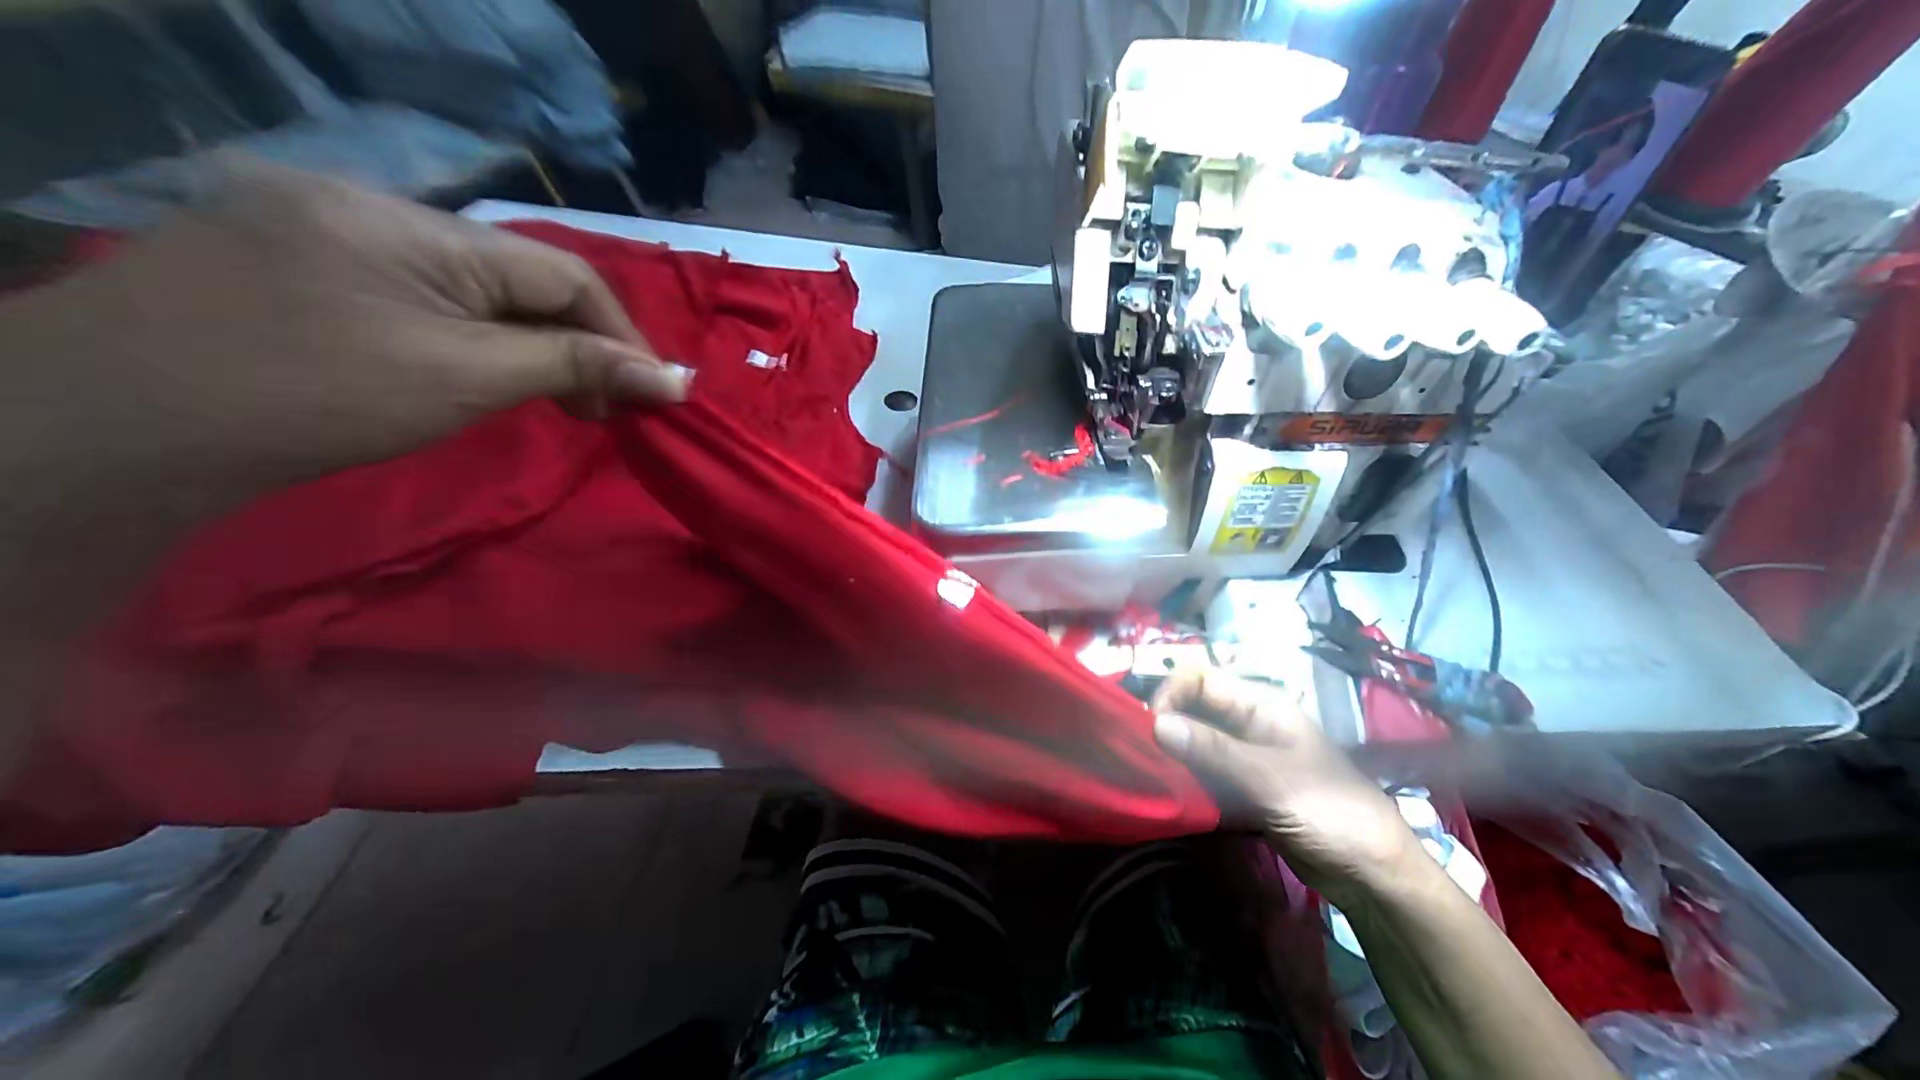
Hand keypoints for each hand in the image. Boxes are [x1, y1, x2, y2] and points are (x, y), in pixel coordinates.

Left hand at [1, 164, 689, 507]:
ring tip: (546, 398)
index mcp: (415, 224)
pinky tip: (469, 369)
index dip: (620, 332)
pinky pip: (411, 292)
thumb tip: (671, 378)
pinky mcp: (290, 260)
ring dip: (520, 342)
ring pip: (465, 286)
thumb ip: (574, 366)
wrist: (116, 428)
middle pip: (514, 276)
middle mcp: (370, 205)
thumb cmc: (312, 397)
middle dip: (571, 343)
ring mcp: (322, 228)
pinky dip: (462, 334)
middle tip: (598, 408)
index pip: (560, 272)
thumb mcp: (465, 380)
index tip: (654, 393)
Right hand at [1153, 669, 1419, 903]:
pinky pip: (1205, 774)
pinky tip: (1170, 793)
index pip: (1201, 680)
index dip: (1171, 695)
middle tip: (1142, 754)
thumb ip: (1213, 751)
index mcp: (1262, 707)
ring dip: (1173, 755)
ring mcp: (1246, 758)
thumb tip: (1155, 724)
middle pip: (1194, 709)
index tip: (1149, 727)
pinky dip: (1186, 780)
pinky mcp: (1243, 790)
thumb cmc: (1330, 811)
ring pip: (1196, 743)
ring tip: (1150, 775)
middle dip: (1167, 725)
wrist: (1373, 874)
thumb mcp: (1269, 779)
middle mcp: (1250, 725)